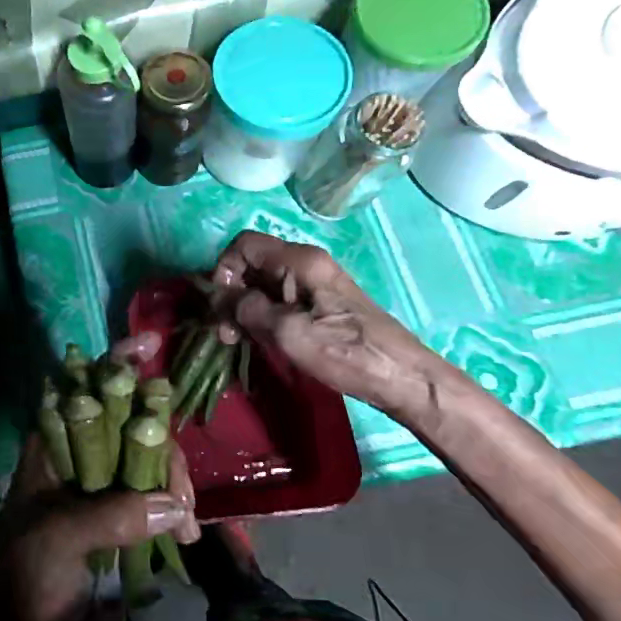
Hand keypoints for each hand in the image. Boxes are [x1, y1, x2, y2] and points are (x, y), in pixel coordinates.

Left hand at [0, 432, 197, 620]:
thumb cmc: (22, 584)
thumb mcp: (58, 541)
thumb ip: (112, 515)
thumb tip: (175, 505)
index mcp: (50, 450)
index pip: (101, 410)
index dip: (138, 420)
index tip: (166, 458)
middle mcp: (73, 460)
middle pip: (130, 437)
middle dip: (163, 465)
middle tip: (186, 505)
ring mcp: (93, 491)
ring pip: (143, 469)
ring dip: (171, 492)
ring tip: (187, 532)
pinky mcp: (110, 521)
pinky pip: (147, 501)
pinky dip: (168, 512)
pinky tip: (183, 534)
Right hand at [211, 230, 443, 417]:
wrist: (400, 377)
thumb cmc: (346, 353)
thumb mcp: (289, 333)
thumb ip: (249, 309)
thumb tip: (223, 297)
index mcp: (300, 261)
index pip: (245, 244)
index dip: (224, 269)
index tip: (219, 305)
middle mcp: (306, 264)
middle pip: (253, 264)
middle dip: (231, 293)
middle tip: (225, 333)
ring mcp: (315, 284)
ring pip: (264, 284)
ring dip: (245, 308)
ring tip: (237, 341)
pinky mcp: (320, 305)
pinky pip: (280, 300)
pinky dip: (263, 316)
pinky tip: (259, 340)